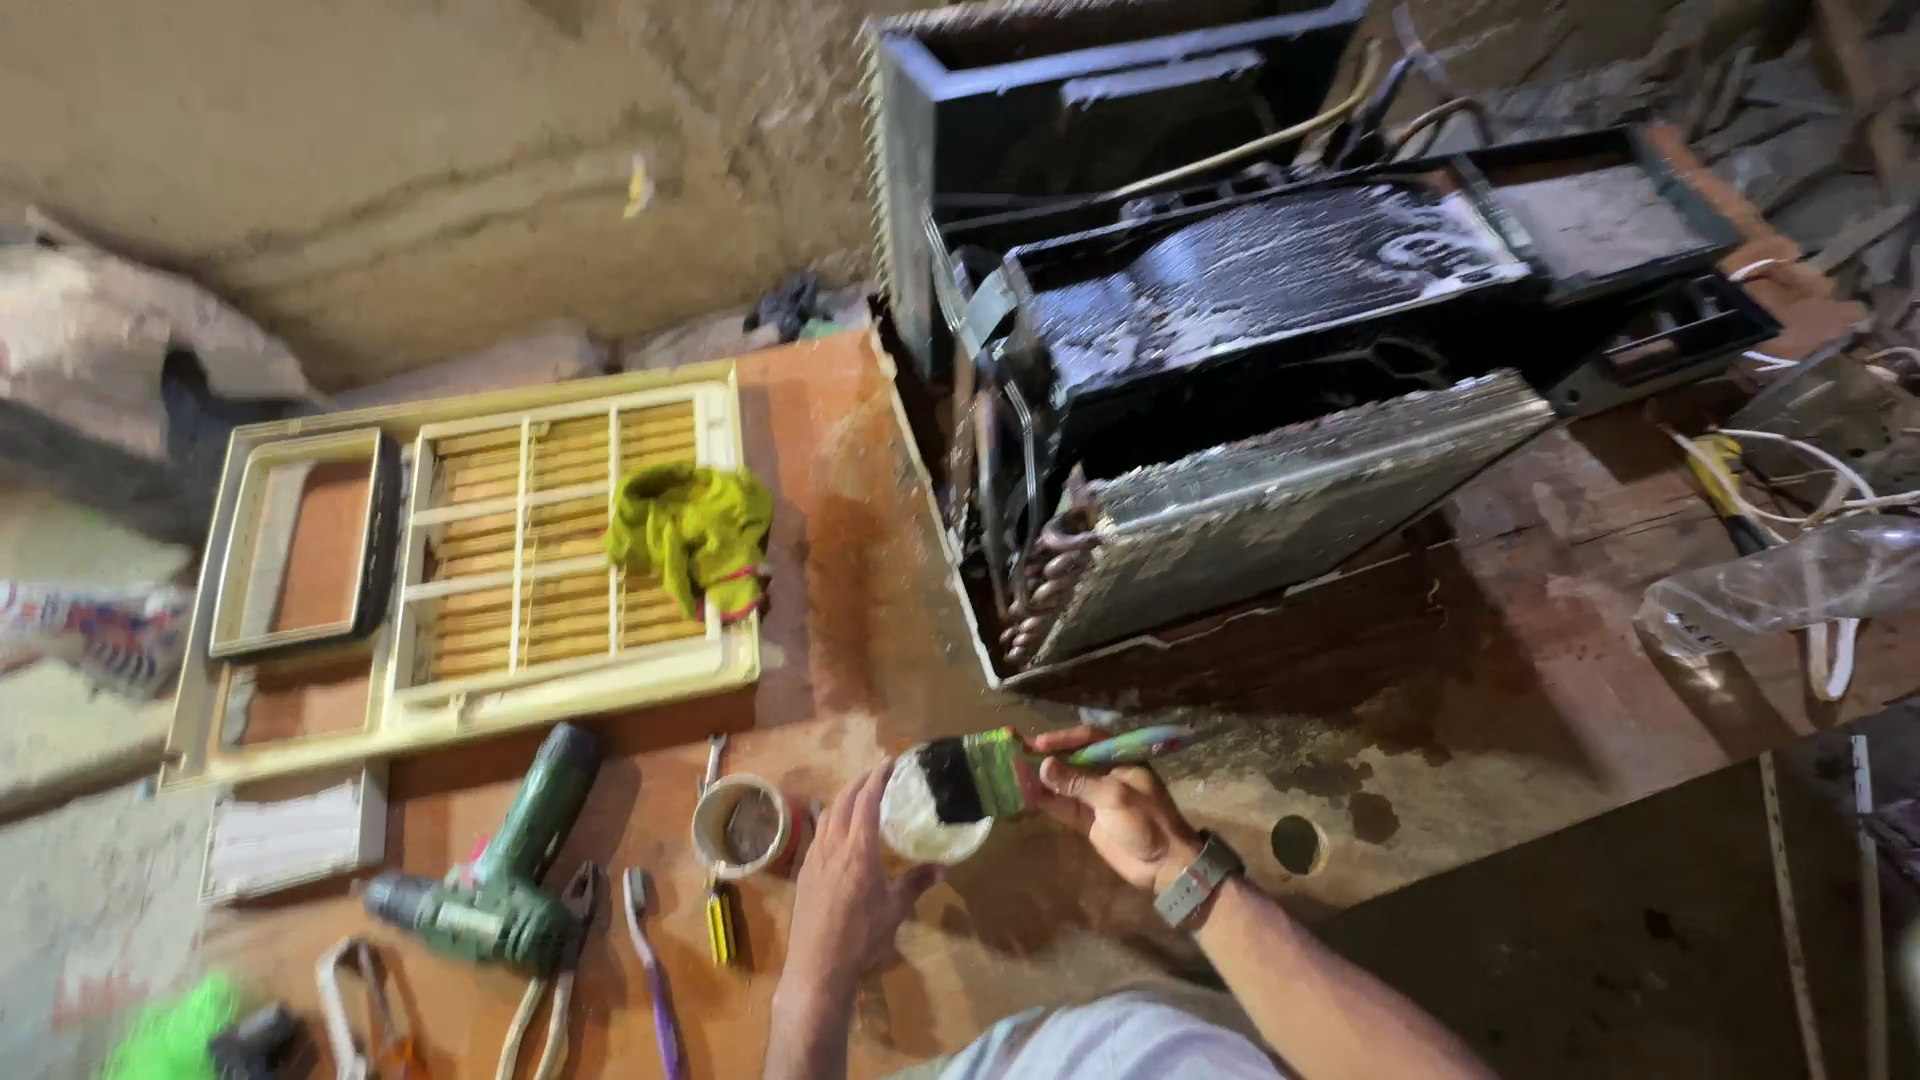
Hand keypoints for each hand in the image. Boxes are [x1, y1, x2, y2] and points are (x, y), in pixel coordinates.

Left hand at [782, 760, 941, 999]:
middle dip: (860, 782)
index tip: (890, 762)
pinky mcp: (804, 871)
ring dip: (843, 799)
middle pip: (844, 800)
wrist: (817, 966)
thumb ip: (916, 882)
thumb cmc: (862, 936)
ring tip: (859, 798)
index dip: (878, 777)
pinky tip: (839, 833)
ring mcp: (814, 857)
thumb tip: (942, 868)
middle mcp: (833, 844)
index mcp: (858, 848)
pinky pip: (818, 833)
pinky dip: (831, 820)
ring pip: (828, 815)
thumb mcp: (895, 908)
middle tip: (877, 775)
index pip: (867, 800)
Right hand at [1026, 726, 1202, 892]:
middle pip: (1071, 758)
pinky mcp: (1087, 820)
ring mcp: (1095, 797)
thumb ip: (1077, 781)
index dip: (1063, 738)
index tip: (1038, 743)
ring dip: (1040, 777)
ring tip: (1013, 770)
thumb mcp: (1114, 796)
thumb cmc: (1148, 822)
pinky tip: (1025, 793)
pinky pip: (1062, 805)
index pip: (1088, 738)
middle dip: (1046, 756)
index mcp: (1121, 759)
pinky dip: (1044, 799)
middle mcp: (1106, 773)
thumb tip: (1043, 765)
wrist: (1165, 866)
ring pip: (1062, 782)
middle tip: (1017, 751)